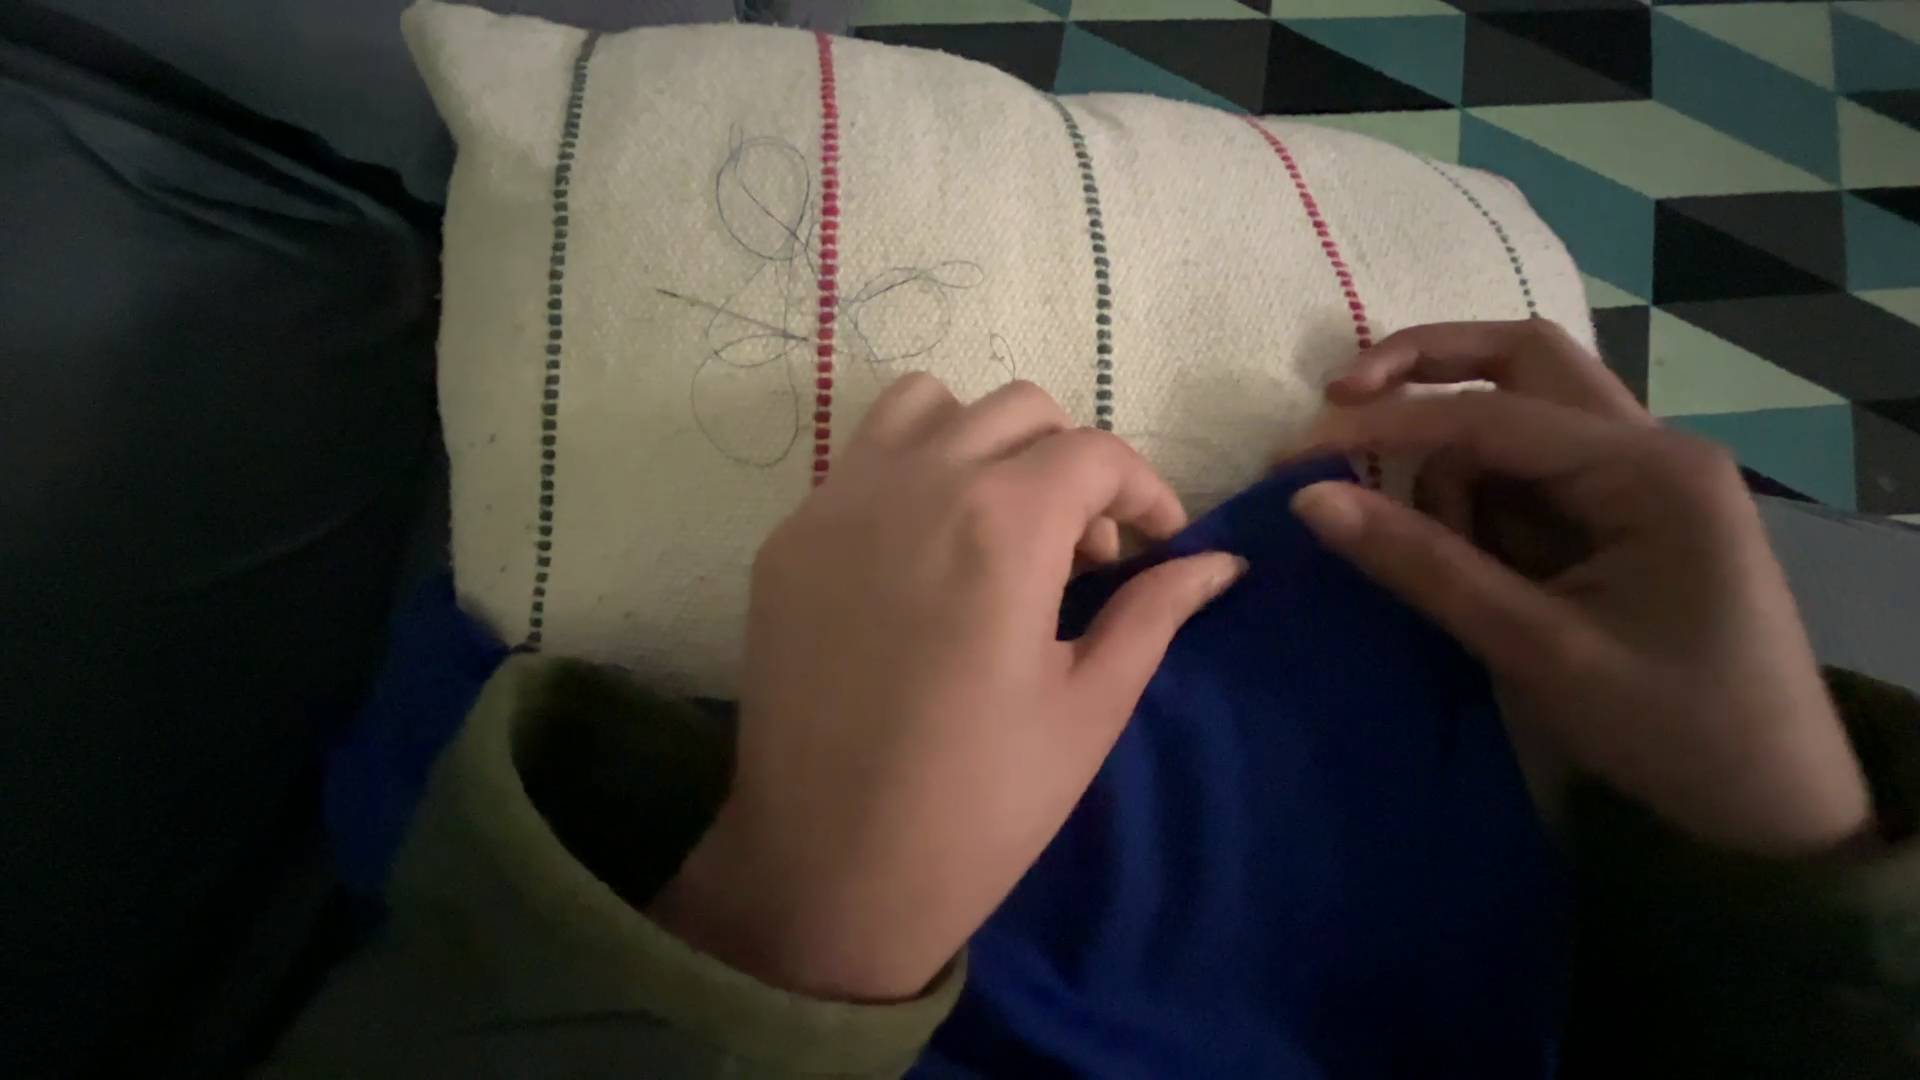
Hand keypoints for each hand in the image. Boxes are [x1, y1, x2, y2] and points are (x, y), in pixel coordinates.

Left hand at [651, 375, 1244, 1000]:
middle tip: (1081, 549)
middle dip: (1071, 463)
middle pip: (1018, 411)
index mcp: (1001, 527)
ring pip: (927, 405)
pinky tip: (925, 552)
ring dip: (983, 441)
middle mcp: (914, 486)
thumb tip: (1217, 564)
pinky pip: (861, 460)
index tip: (1158, 543)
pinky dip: (913, 472)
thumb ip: (1154, 613)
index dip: (1145, 489)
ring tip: (1000, 522)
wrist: (827, 870)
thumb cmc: (979, 806)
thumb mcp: (1089, 708)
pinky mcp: (788, 538)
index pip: (1095, 453)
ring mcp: (837, 504)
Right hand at [1293, 319, 1869, 857]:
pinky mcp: (1608, 510)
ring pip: (1511, 414)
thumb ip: (1418, 563)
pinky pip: (1515, 470)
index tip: (1290, 459)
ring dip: (1445, 458)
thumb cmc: (1671, 727)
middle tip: (1337, 400)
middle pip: (1518, 359)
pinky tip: (1463, 550)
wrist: (1770, 803)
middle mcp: (1646, 448)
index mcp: (1650, 471)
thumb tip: (1307, 499)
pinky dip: (1466, 492)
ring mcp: (1630, 475)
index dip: (1378, 428)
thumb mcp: (1532, 646)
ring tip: (1429, 545)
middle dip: (1420, 365)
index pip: (1485, 416)